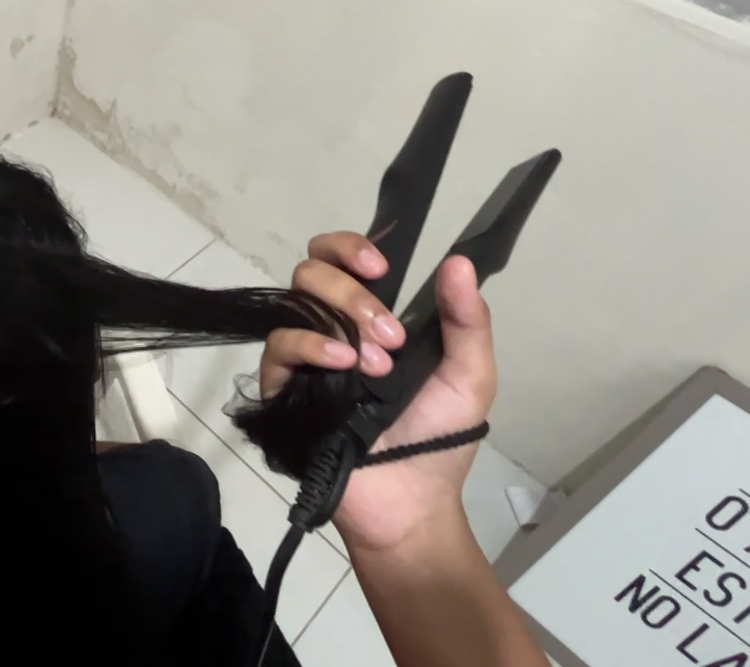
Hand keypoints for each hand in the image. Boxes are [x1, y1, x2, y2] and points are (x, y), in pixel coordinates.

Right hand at [260, 233, 496, 552]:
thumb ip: (466, 320)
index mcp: (368, 312)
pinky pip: (280, 344)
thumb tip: (459, 261)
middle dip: (351, 292)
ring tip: (376, 364)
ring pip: (295, 298)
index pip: (339, 256)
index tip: (381, 267)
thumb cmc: (439, 439)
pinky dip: (311, 345)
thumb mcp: (469, 377)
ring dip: (339, 318)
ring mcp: (301, 352)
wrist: (409, 503)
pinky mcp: (280, 382)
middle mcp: (328, 322)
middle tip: (390, 335)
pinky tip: (343, 365)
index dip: (350, 247)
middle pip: (312, 269)